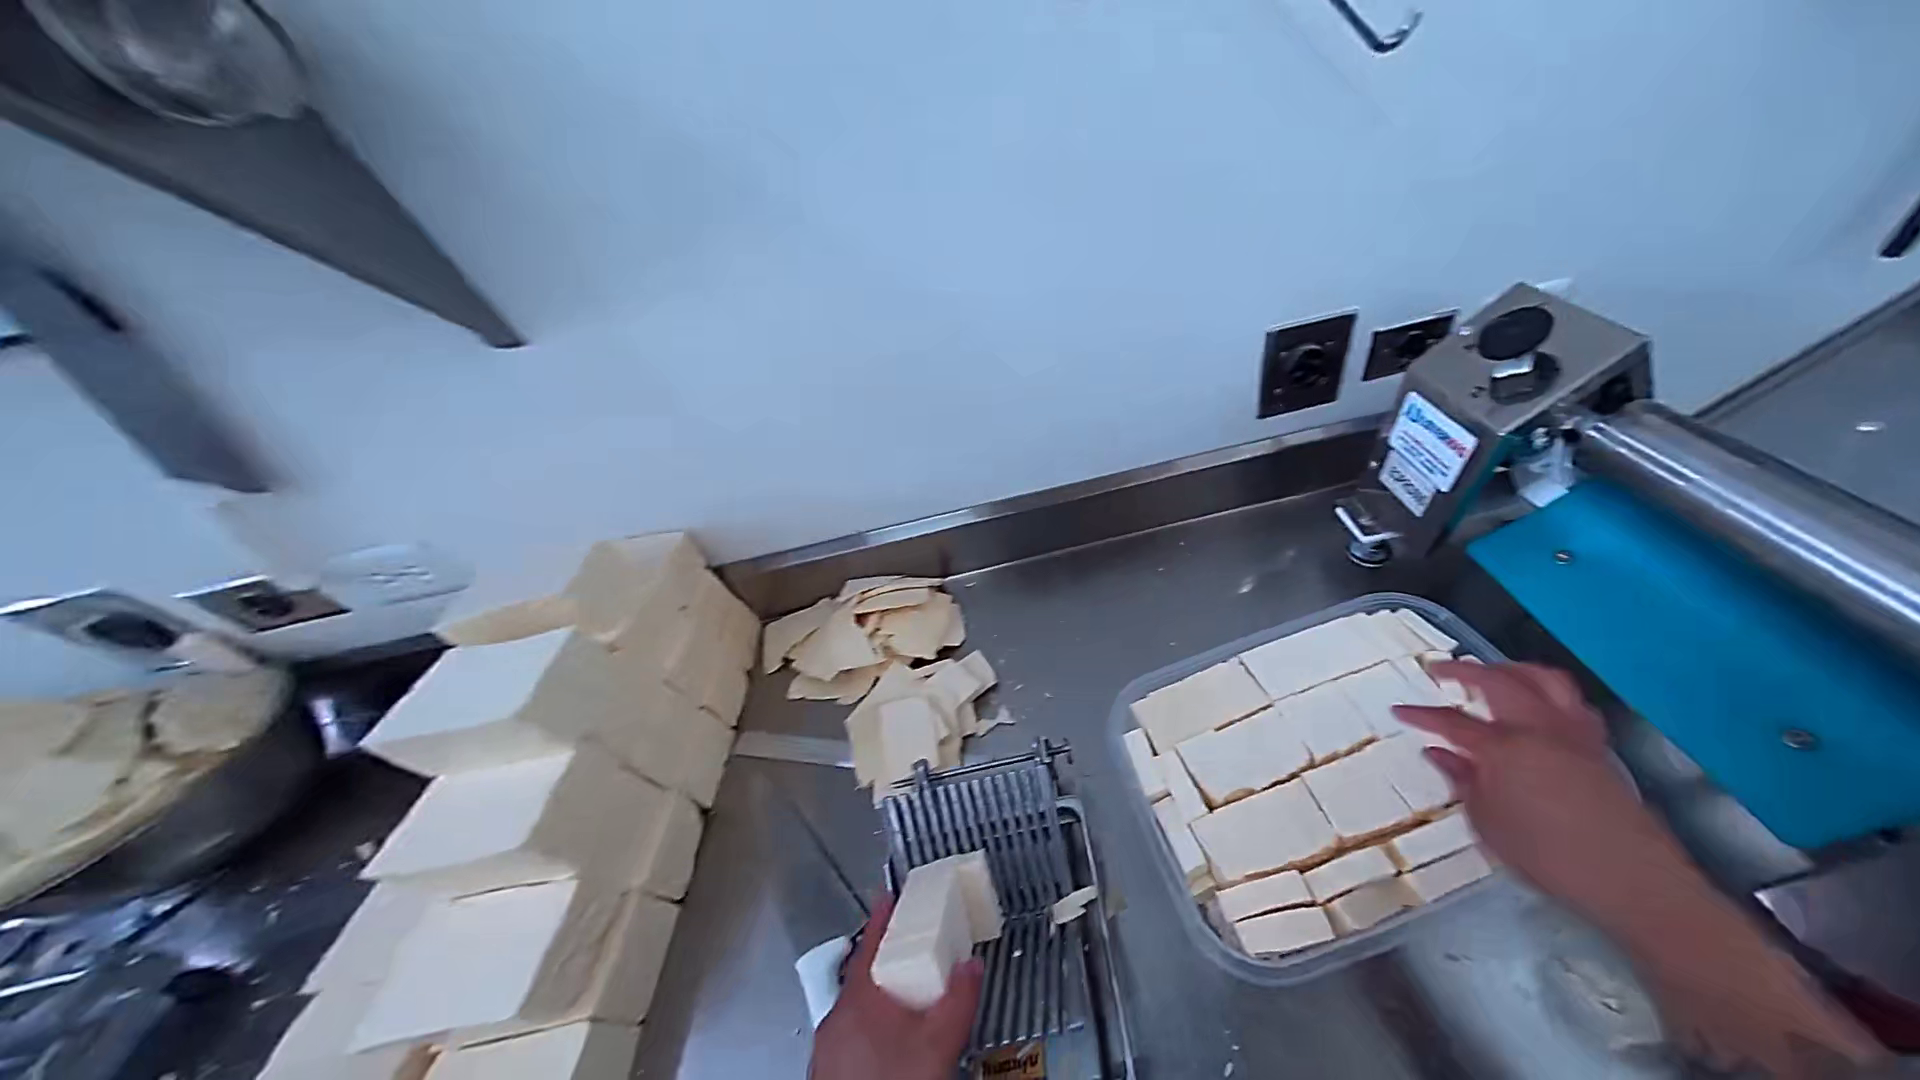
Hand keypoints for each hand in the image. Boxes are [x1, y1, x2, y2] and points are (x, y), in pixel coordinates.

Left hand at [809, 894, 983, 1079]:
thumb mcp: (938, 1044)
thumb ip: (957, 1000)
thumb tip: (971, 965)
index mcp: (859, 999)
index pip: (870, 944)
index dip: (882, 917)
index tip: (888, 895)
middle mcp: (837, 1018)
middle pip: (862, 973)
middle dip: (885, 959)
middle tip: (909, 948)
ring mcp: (828, 1047)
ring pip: (855, 1005)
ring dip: (878, 993)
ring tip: (905, 996)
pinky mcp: (828, 1071)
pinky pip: (850, 1032)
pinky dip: (870, 1023)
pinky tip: (889, 1041)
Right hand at [1391, 661, 1696, 931]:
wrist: (1634, 883)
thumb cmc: (1548, 856)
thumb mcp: (1487, 822)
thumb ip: (1463, 780)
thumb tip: (1442, 755)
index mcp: (1503, 747)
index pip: (1451, 721)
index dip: (1421, 715)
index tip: (1400, 712)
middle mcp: (1539, 730)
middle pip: (1497, 680)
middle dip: (1463, 669)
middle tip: (1440, 670)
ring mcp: (1574, 736)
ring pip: (1544, 679)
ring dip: (1511, 669)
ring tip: (1492, 672)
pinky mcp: (1599, 749)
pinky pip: (1572, 703)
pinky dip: (1547, 693)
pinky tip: (1538, 705)